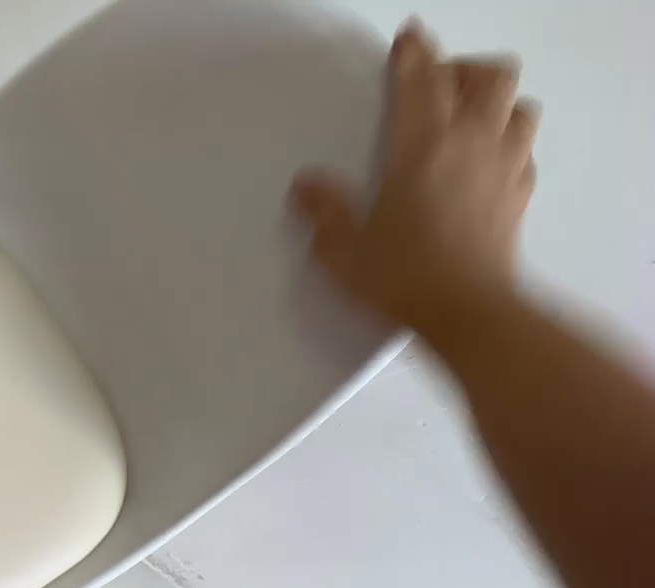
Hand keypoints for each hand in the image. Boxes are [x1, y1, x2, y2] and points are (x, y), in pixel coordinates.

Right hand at [291, 20, 538, 334]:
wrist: (465, 309)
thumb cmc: (400, 277)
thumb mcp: (343, 248)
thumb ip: (326, 210)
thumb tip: (308, 183)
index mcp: (424, 152)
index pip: (423, 85)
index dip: (414, 55)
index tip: (409, 37)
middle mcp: (474, 145)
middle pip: (489, 76)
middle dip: (460, 69)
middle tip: (431, 82)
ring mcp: (506, 165)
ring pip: (515, 104)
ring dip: (490, 99)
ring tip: (459, 117)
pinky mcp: (520, 189)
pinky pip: (521, 145)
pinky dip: (501, 138)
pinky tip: (477, 159)